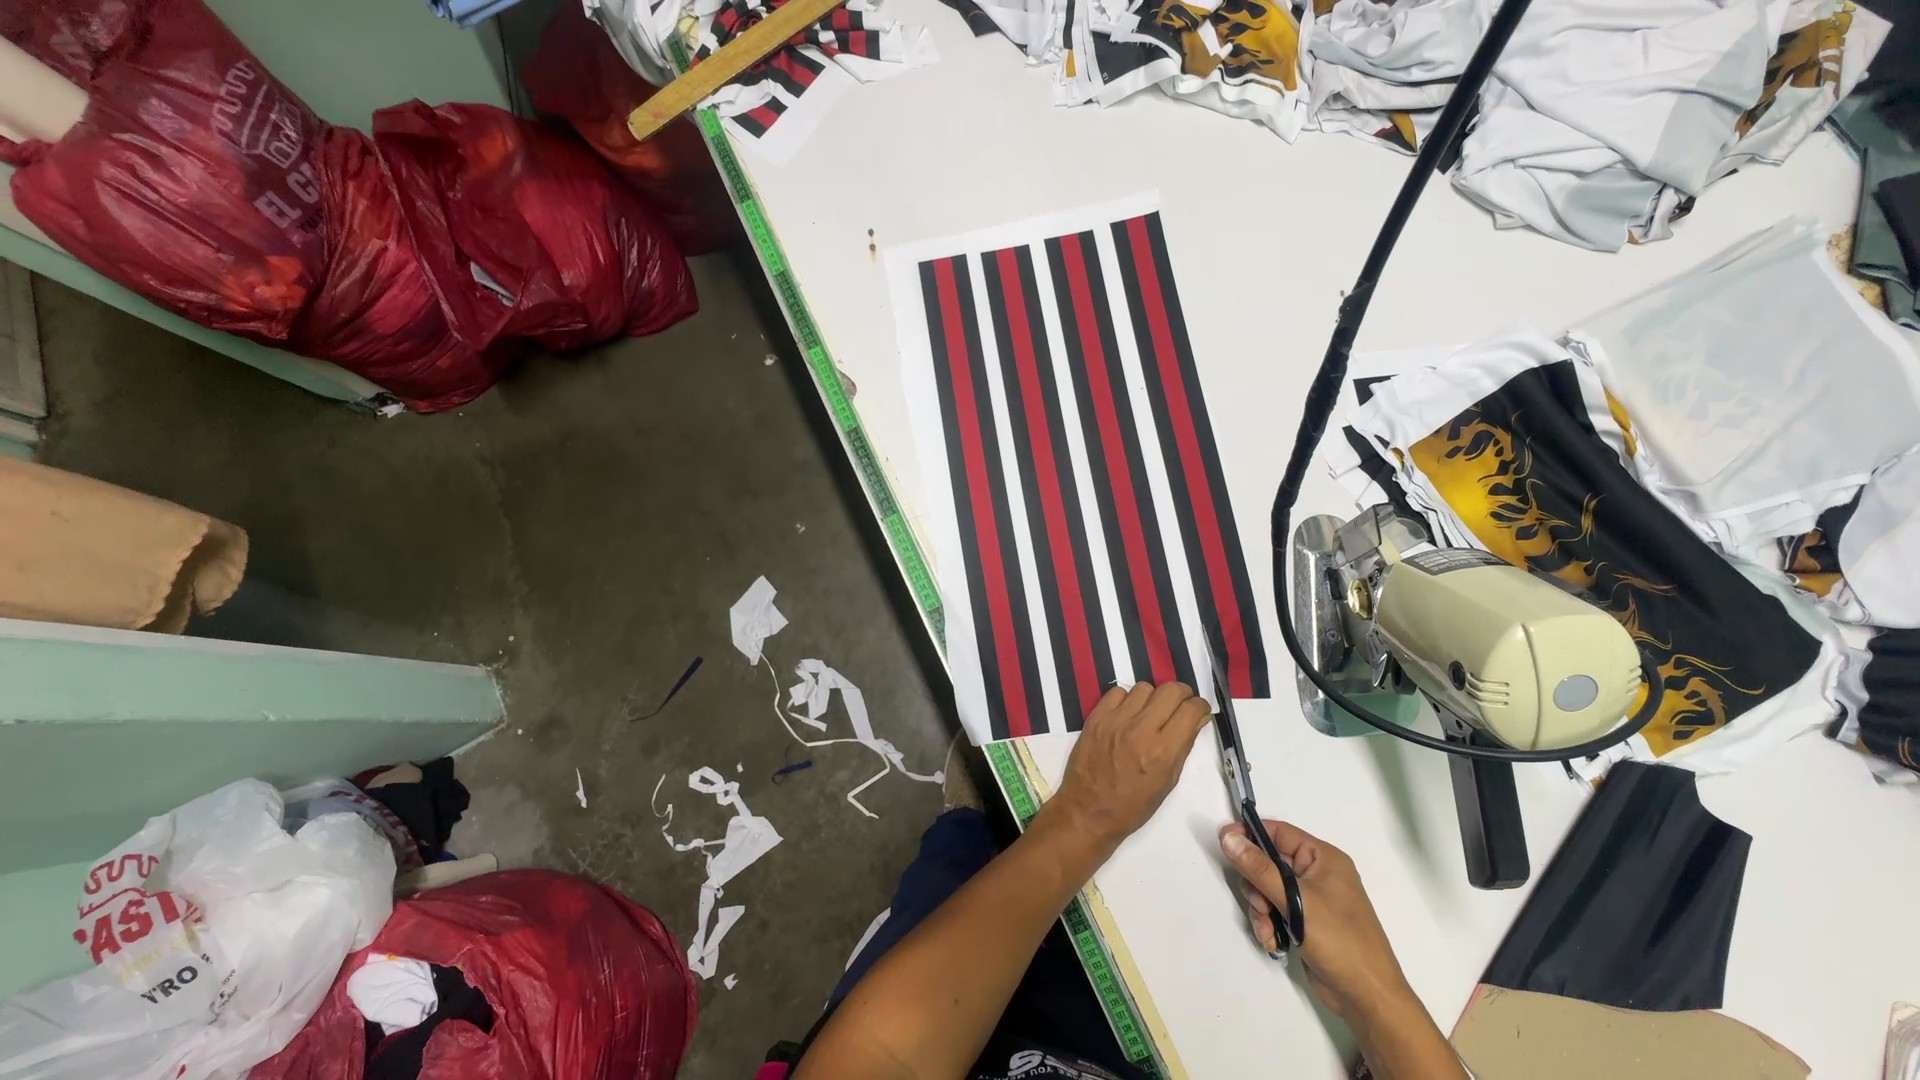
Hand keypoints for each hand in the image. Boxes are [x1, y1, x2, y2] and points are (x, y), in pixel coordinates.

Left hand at [1038, 682, 1212, 852]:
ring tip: (1150, 713)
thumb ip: (1184, 745)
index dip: (1200, 707)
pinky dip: (1127, 700)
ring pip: (1144, 687)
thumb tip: (1198, 717)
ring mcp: (1115, 721)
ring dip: (1153, 698)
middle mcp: (1140, 730)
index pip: (1191, 710)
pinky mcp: (1095, 717)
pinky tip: (1127, 715)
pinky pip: (1117, 692)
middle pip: (1170, 690)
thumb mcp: (1168, 781)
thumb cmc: (1133, 805)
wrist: (1088, 811)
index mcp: (1163, 752)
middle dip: (1181, 695)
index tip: (1198, 711)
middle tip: (1179, 707)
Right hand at [1219, 820, 1415, 1024]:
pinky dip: (1268, 925)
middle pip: (1268, 863)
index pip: (1279, 832)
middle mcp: (1317, 874)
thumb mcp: (1296, 900)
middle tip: (1260, 905)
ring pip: (1267, 890)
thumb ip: (1259, 868)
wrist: (1366, 996)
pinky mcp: (1305, 923)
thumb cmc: (1338, 939)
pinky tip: (1273, 943)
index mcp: (1323, 858)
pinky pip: (1275, 912)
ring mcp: (1311, 900)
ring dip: (1261, 910)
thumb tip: (1228, 836)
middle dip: (1256, 886)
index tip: (1223, 842)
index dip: (1250, 834)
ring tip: (1269, 930)